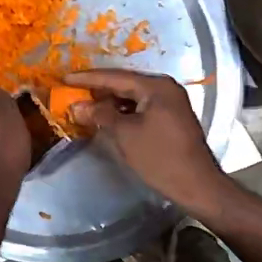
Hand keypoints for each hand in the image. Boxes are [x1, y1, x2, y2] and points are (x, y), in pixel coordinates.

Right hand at [65, 70, 225, 208]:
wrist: (196, 185)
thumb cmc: (159, 157)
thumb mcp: (125, 134)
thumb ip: (100, 115)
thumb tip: (77, 106)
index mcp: (156, 87)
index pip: (115, 77)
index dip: (87, 78)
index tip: (64, 78)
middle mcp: (165, 88)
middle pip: (124, 83)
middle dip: (97, 88)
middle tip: (72, 90)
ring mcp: (170, 102)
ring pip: (132, 96)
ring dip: (109, 101)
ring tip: (84, 104)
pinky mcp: (170, 117)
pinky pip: (140, 106)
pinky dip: (122, 110)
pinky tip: (106, 117)